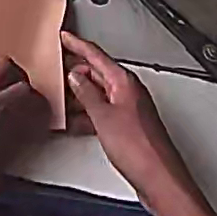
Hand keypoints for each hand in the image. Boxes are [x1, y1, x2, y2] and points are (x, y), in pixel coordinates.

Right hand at [61, 31, 195, 203]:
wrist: (159, 178)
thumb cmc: (140, 149)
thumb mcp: (102, 117)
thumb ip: (86, 94)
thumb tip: (76, 78)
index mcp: (124, 81)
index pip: (96, 54)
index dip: (78, 44)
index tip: (65, 37)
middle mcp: (128, 90)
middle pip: (98, 71)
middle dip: (77, 70)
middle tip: (58, 67)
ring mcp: (129, 107)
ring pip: (100, 91)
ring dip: (81, 93)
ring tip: (62, 96)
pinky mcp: (129, 124)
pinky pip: (104, 109)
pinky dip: (89, 111)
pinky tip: (77, 120)